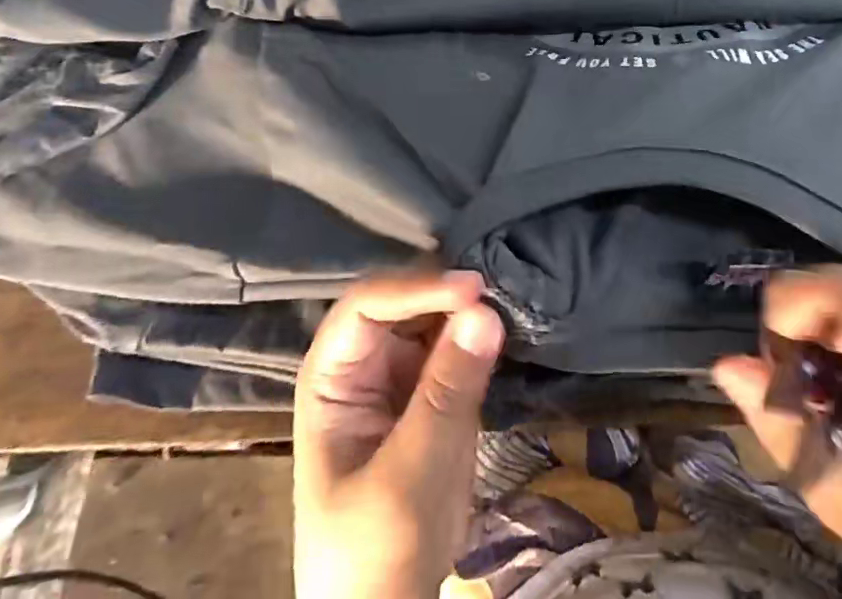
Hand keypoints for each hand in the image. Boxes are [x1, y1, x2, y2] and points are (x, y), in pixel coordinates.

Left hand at [293, 271, 506, 598]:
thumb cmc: (377, 553)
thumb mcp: (411, 476)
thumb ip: (448, 392)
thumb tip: (486, 311)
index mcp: (331, 377)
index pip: (366, 306)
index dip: (417, 288)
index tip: (474, 289)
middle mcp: (362, 363)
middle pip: (402, 302)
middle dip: (447, 293)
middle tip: (501, 292)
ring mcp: (399, 376)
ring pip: (433, 319)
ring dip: (468, 311)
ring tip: (509, 305)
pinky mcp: (432, 393)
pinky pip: (455, 348)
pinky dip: (479, 336)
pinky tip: (504, 330)